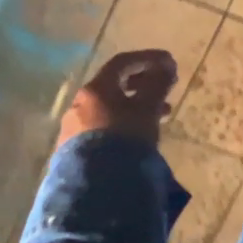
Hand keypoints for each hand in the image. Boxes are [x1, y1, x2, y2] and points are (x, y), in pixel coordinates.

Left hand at [55, 49, 177, 149]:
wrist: (95, 185)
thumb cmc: (125, 137)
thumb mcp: (148, 108)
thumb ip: (158, 85)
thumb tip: (167, 68)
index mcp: (96, 88)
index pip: (123, 62)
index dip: (149, 58)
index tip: (170, 63)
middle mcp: (79, 103)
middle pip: (114, 84)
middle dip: (143, 83)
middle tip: (164, 88)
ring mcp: (73, 126)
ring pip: (109, 106)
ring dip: (135, 104)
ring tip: (158, 115)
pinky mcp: (72, 148)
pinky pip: (102, 124)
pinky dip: (122, 121)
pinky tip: (136, 134)